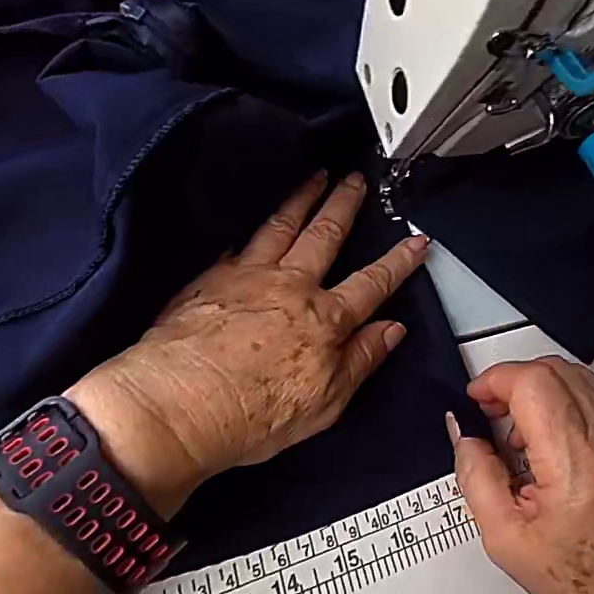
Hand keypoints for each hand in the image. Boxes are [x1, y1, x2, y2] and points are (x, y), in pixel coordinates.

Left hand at [67, 171, 429, 516]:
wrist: (179, 406)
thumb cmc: (247, 415)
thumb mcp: (324, 404)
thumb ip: (360, 362)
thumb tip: (389, 333)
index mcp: (323, 321)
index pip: (372, 284)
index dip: (397, 262)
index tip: (414, 242)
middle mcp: (288, 288)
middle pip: (325, 235)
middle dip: (344, 204)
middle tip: (354, 180)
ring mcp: (246, 278)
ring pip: (281, 226)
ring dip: (301, 199)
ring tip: (313, 179)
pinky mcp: (209, 280)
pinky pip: (235, 246)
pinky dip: (247, 231)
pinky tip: (249, 225)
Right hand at [449, 358, 593, 593]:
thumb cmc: (590, 586)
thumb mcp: (505, 538)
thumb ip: (475, 475)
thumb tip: (464, 434)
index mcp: (578, 468)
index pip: (533, 383)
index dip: (495, 380)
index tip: (478, 397)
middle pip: (554, 370)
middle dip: (512, 381)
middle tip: (492, 410)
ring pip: (577, 377)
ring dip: (538, 390)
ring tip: (520, 433)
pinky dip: (563, 404)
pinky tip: (550, 442)